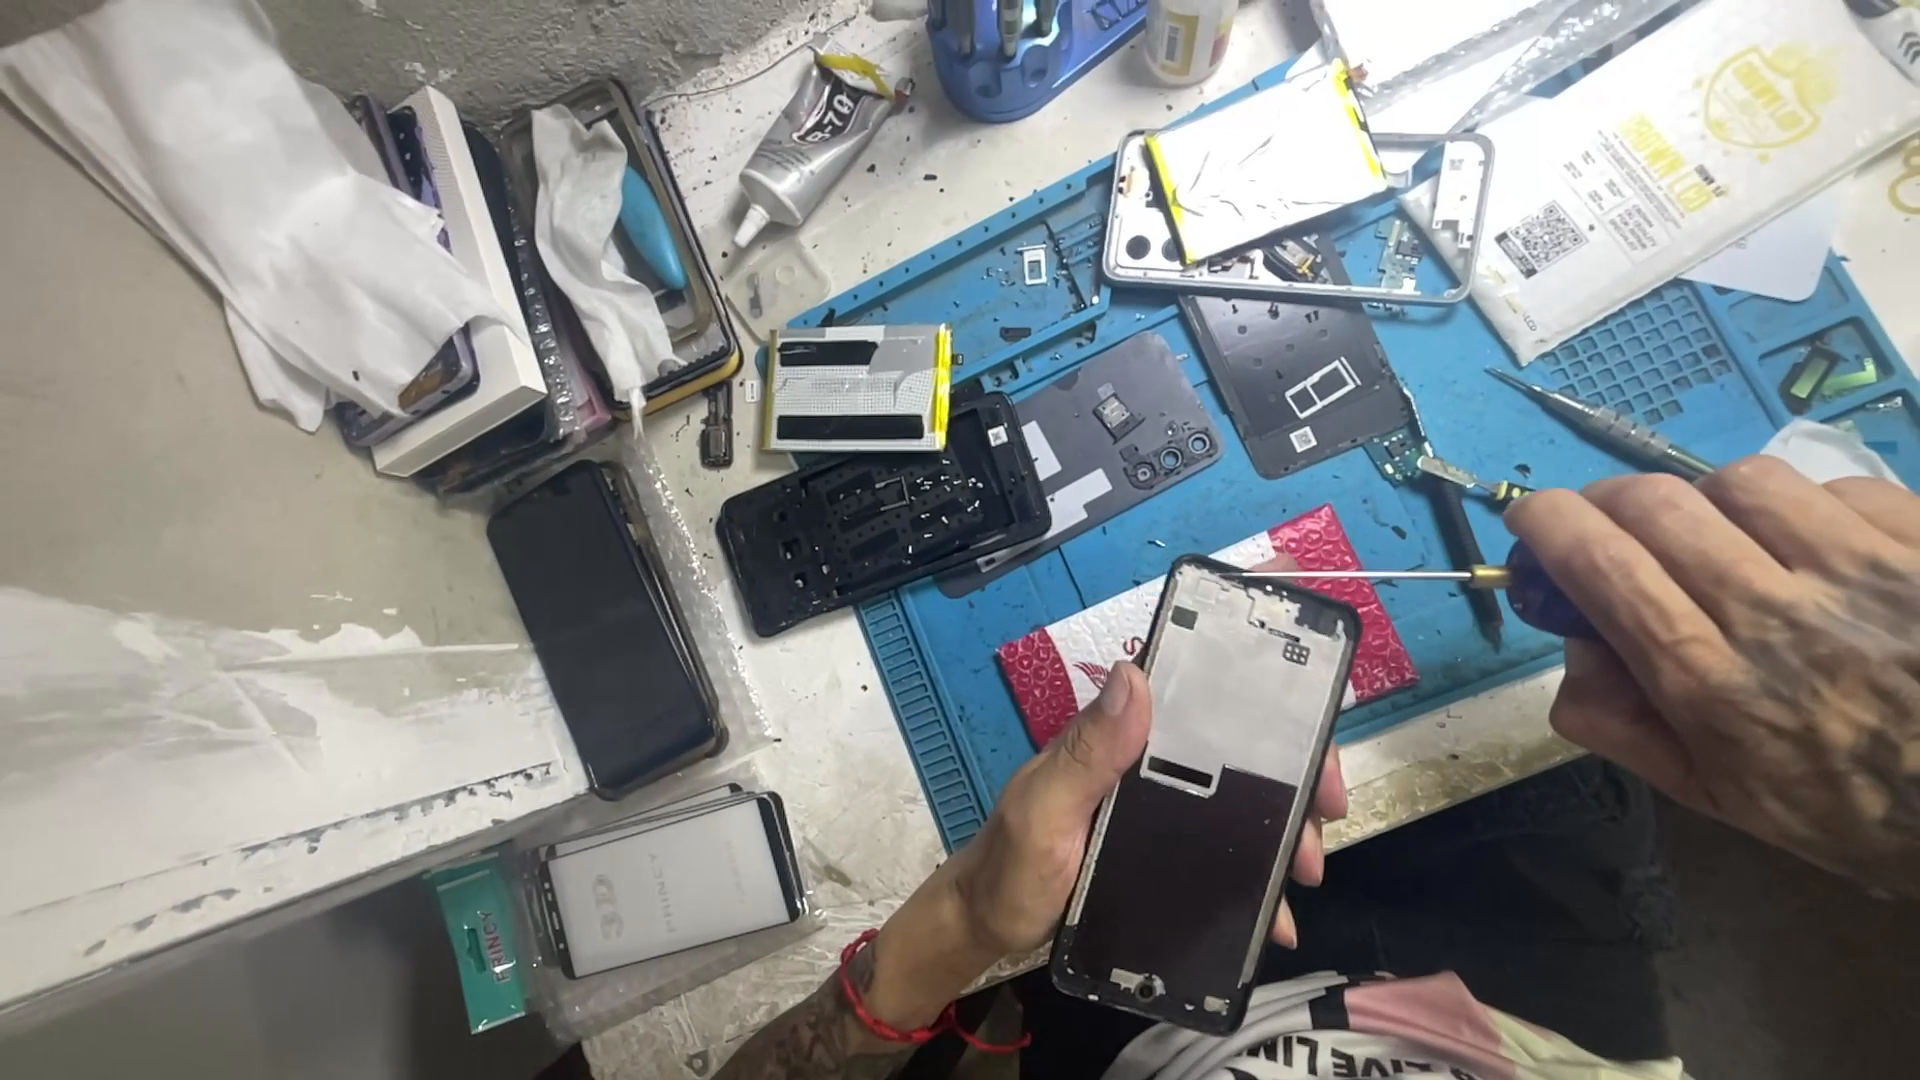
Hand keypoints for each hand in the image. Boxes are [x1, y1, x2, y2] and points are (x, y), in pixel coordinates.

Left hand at [945, 659, 1348, 955]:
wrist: (991, 925)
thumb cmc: (1011, 864)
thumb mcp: (1043, 808)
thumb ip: (1086, 750)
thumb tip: (1133, 673)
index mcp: (1116, 737)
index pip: (1189, 691)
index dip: (1253, 692)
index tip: (1308, 721)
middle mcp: (1141, 761)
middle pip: (1231, 748)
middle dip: (1290, 770)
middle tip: (1327, 811)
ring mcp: (1153, 806)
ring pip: (1236, 800)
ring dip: (1283, 826)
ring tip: (1304, 870)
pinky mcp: (1160, 850)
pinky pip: (1220, 851)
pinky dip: (1255, 876)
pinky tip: (1275, 913)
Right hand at [1506, 456, 1919, 894]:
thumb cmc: (1852, 808)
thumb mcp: (1706, 790)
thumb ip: (1610, 720)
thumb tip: (1573, 645)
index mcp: (1705, 677)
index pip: (1597, 561)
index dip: (1544, 520)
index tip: (1528, 519)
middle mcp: (1775, 615)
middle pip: (1654, 502)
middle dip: (1604, 499)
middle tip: (1606, 522)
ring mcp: (1867, 575)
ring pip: (1739, 481)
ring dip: (1703, 500)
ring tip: (1717, 534)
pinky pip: (1836, 487)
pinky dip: (1798, 506)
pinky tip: (1809, 546)